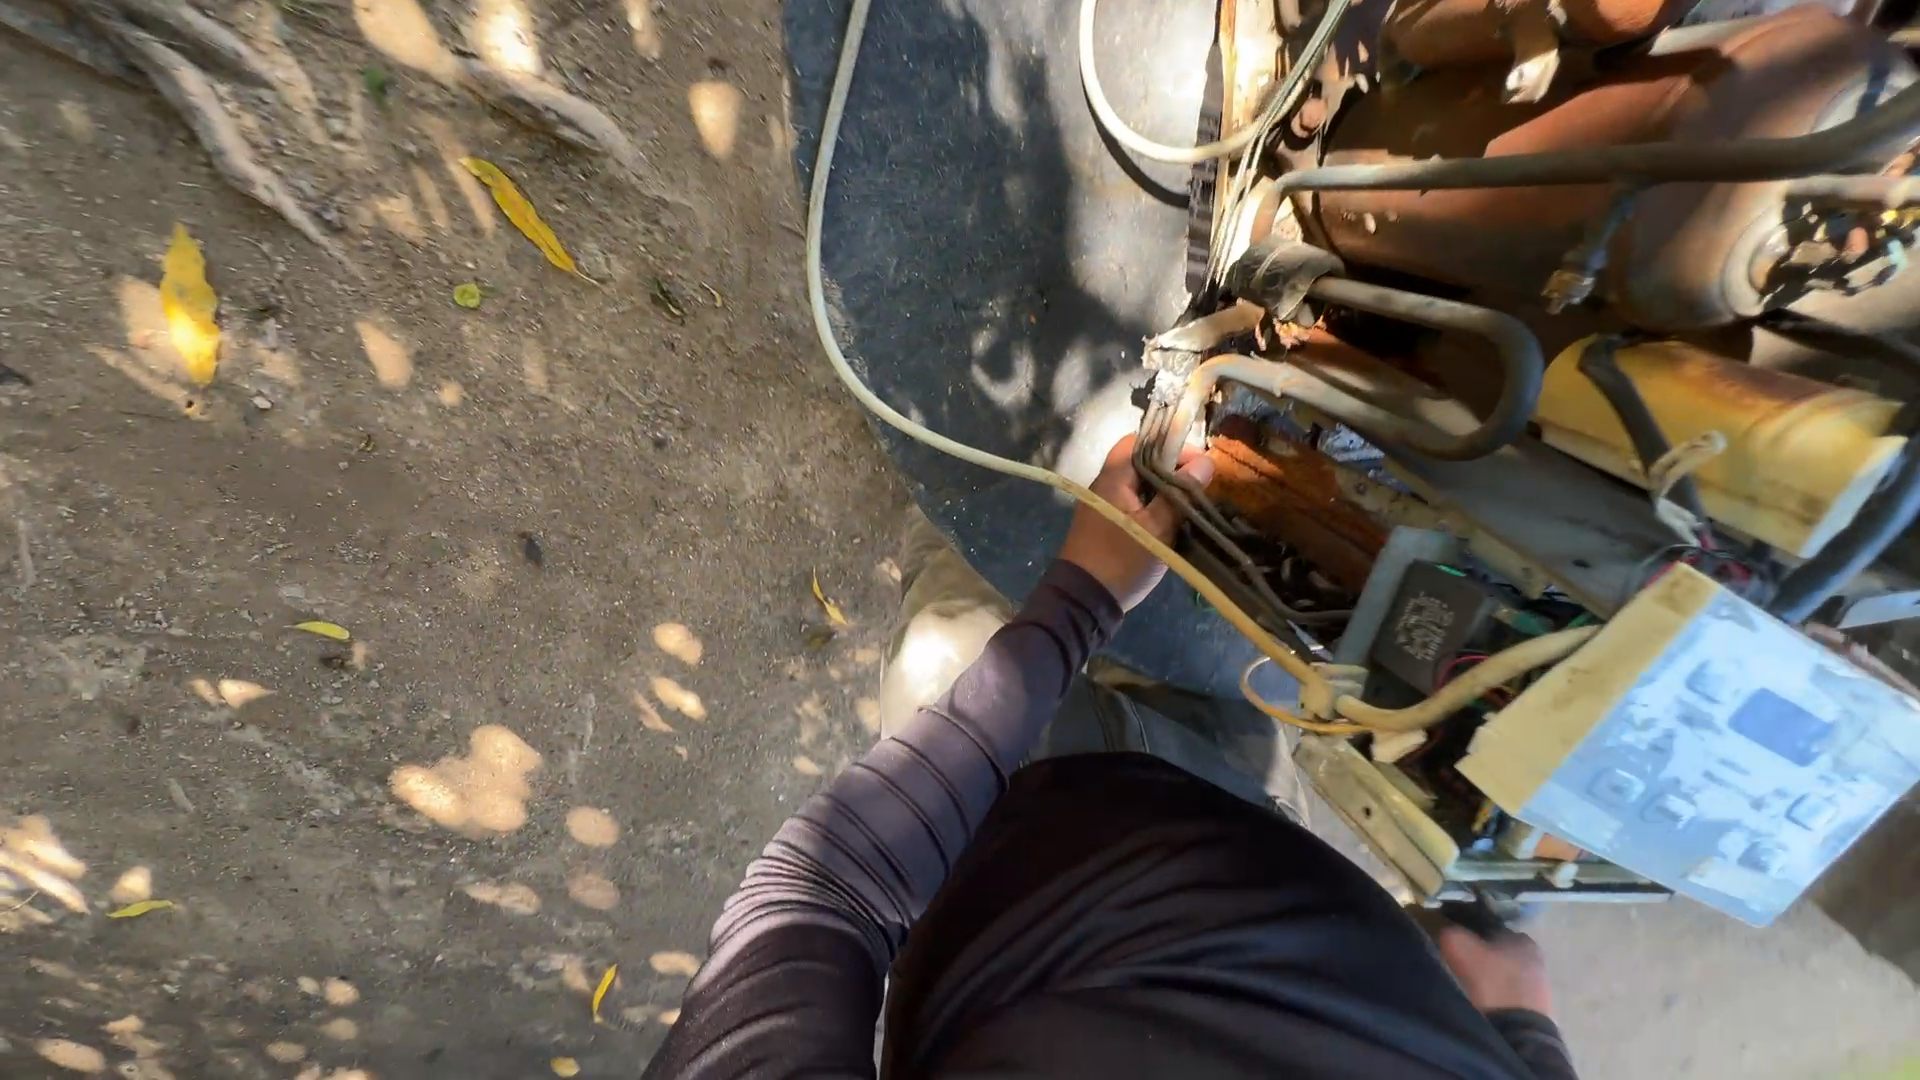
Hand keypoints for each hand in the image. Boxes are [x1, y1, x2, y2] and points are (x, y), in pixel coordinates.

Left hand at [1057, 435, 1213, 610]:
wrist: (1084, 599)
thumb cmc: (1122, 560)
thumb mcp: (1157, 528)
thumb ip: (1180, 493)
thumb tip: (1206, 462)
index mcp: (1113, 478)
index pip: (1140, 441)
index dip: (1172, 446)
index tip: (1200, 464)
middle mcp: (1104, 485)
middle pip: (1141, 463)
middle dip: (1172, 469)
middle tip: (1200, 485)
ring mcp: (1103, 506)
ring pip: (1138, 485)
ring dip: (1164, 490)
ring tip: (1192, 502)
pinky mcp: (1106, 525)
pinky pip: (1132, 505)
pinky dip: (1152, 506)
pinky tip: (1173, 519)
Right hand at [1438, 926, 1554, 1015]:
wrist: (1514, 1028)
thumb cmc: (1489, 978)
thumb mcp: (1457, 943)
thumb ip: (1450, 929)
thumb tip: (1444, 928)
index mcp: (1522, 938)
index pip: (1489, 924)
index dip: (1469, 926)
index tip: (1454, 934)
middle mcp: (1536, 958)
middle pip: (1498, 948)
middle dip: (1479, 950)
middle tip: (1458, 955)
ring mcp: (1539, 986)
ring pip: (1503, 970)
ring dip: (1487, 971)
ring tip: (1465, 977)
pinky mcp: (1536, 1009)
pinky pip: (1507, 990)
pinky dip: (1494, 990)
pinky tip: (1479, 994)